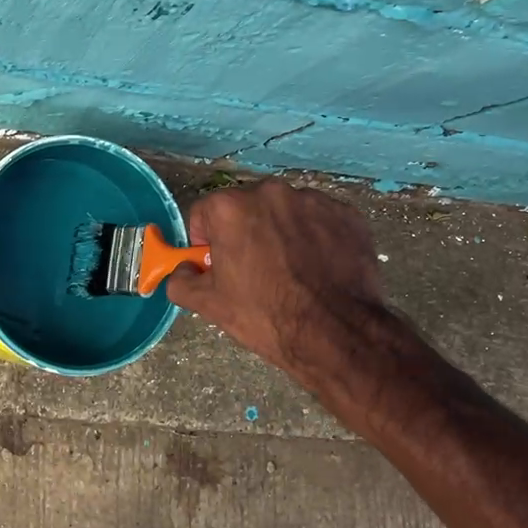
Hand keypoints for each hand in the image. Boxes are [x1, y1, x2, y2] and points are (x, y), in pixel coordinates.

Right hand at [166, 180, 397, 396]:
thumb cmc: (266, 316)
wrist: (338, 335)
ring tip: (293, 272)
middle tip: (256, 271)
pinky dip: (317, 237)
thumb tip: (181, 271)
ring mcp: (312, 200)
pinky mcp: (346, 214)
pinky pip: (321, 220)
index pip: (205, 213)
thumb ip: (181, 281)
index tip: (219, 265)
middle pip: (246, 208)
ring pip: (285, 212)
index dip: (207, 241)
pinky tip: (320, 268)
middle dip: (246, 232)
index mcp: (230, 207)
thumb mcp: (210, 305)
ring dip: (282, 232)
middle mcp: (269, 192)